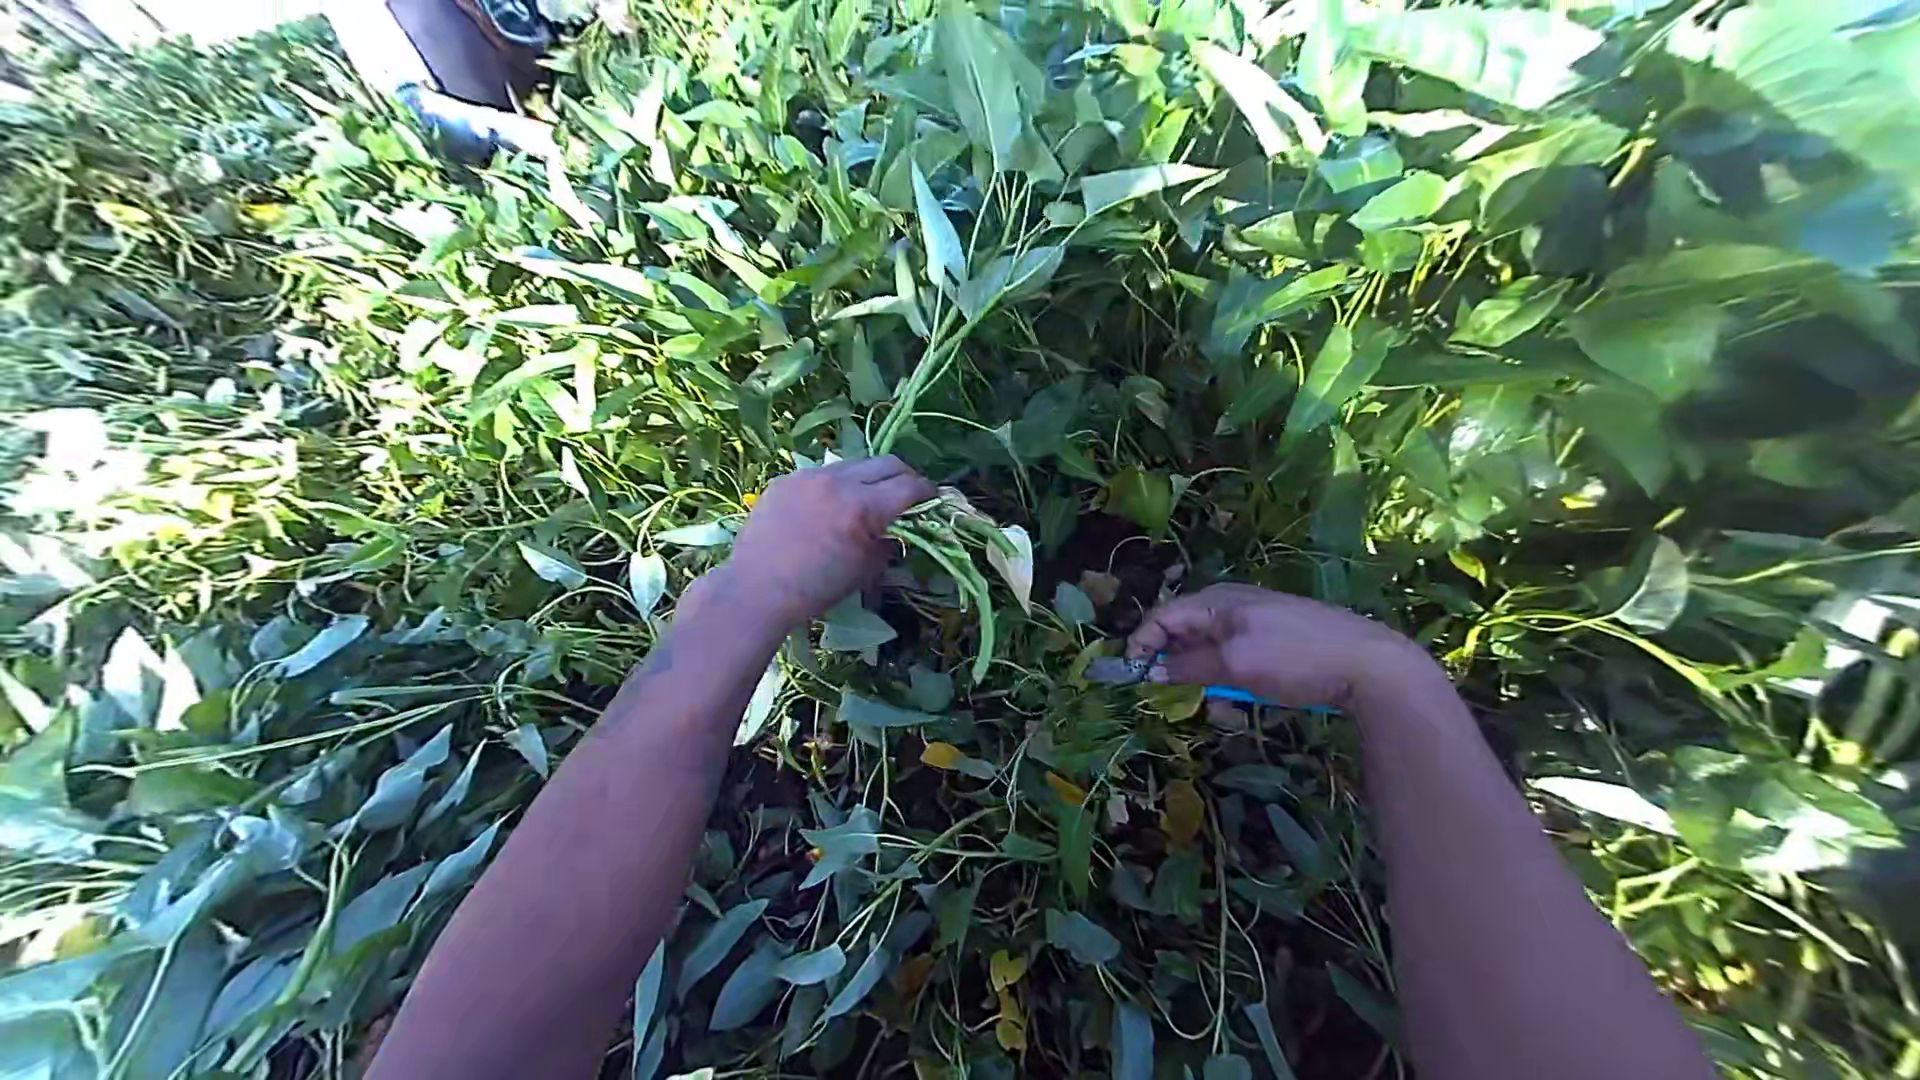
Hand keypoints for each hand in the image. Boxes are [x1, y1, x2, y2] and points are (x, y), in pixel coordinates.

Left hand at [706, 456, 934, 630]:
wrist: (756, 590)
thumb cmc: (816, 589)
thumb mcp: (865, 570)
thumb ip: (889, 542)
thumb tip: (902, 529)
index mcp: (862, 507)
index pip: (908, 486)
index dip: (927, 491)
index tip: (933, 497)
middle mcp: (838, 481)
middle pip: (886, 463)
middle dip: (904, 476)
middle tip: (909, 492)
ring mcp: (809, 476)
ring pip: (854, 464)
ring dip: (870, 477)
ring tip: (869, 497)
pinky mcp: (786, 479)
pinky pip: (823, 473)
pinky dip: (837, 485)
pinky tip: (831, 506)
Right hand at [1126, 584, 1438, 709]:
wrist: (1370, 664)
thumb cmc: (1293, 658)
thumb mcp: (1234, 665)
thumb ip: (1189, 665)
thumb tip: (1153, 671)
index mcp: (1216, 600)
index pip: (1162, 616)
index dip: (1142, 643)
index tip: (1133, 675)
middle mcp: (1230, 602)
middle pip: (1182, 626)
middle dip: (1167, 655)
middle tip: (1161, 688)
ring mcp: (1254, 616)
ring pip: (1206, 639)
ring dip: (1193, 665)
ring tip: (1196, 692)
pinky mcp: (1273, 633)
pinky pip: (1230, 647)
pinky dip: (1218, 667)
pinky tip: (1229, 688)